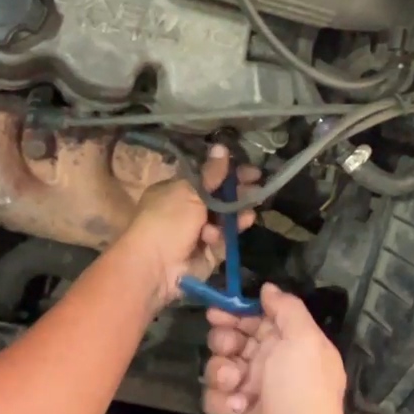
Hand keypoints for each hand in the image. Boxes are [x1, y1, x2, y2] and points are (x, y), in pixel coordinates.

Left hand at [118, 144, 258, 306]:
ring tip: (250, 208)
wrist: (154, 267)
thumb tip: (221, 146)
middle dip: (237, 193)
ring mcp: (196, 233)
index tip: (250, 171)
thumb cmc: (167, 220)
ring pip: (224, 219)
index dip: (227, 172)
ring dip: (237, 213)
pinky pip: (225, 239)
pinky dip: (232, 231)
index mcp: (175, 190)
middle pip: (217, 198)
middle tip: (258, 186)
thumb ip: (210, 173)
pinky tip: (243, 223)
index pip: (206, 177)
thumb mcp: (189, 191)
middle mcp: (185, 210)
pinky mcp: (207, 253)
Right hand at [202, 285, 369, 413]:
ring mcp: (247, 388)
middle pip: (233, 337)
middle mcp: (267, 363)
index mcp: (287, 343)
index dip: (238, 311)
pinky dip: (222, 399)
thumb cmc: (302, 388)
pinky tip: (238, 407)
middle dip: (224, 337)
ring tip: (235, 381)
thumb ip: (286, 308)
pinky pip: (213, 395)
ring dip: (222, 370)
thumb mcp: (304, 338)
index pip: (257, 317)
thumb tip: (268, 288)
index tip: (219, 307)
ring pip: (218, 364)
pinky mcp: (230, 413)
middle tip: (227, 344)